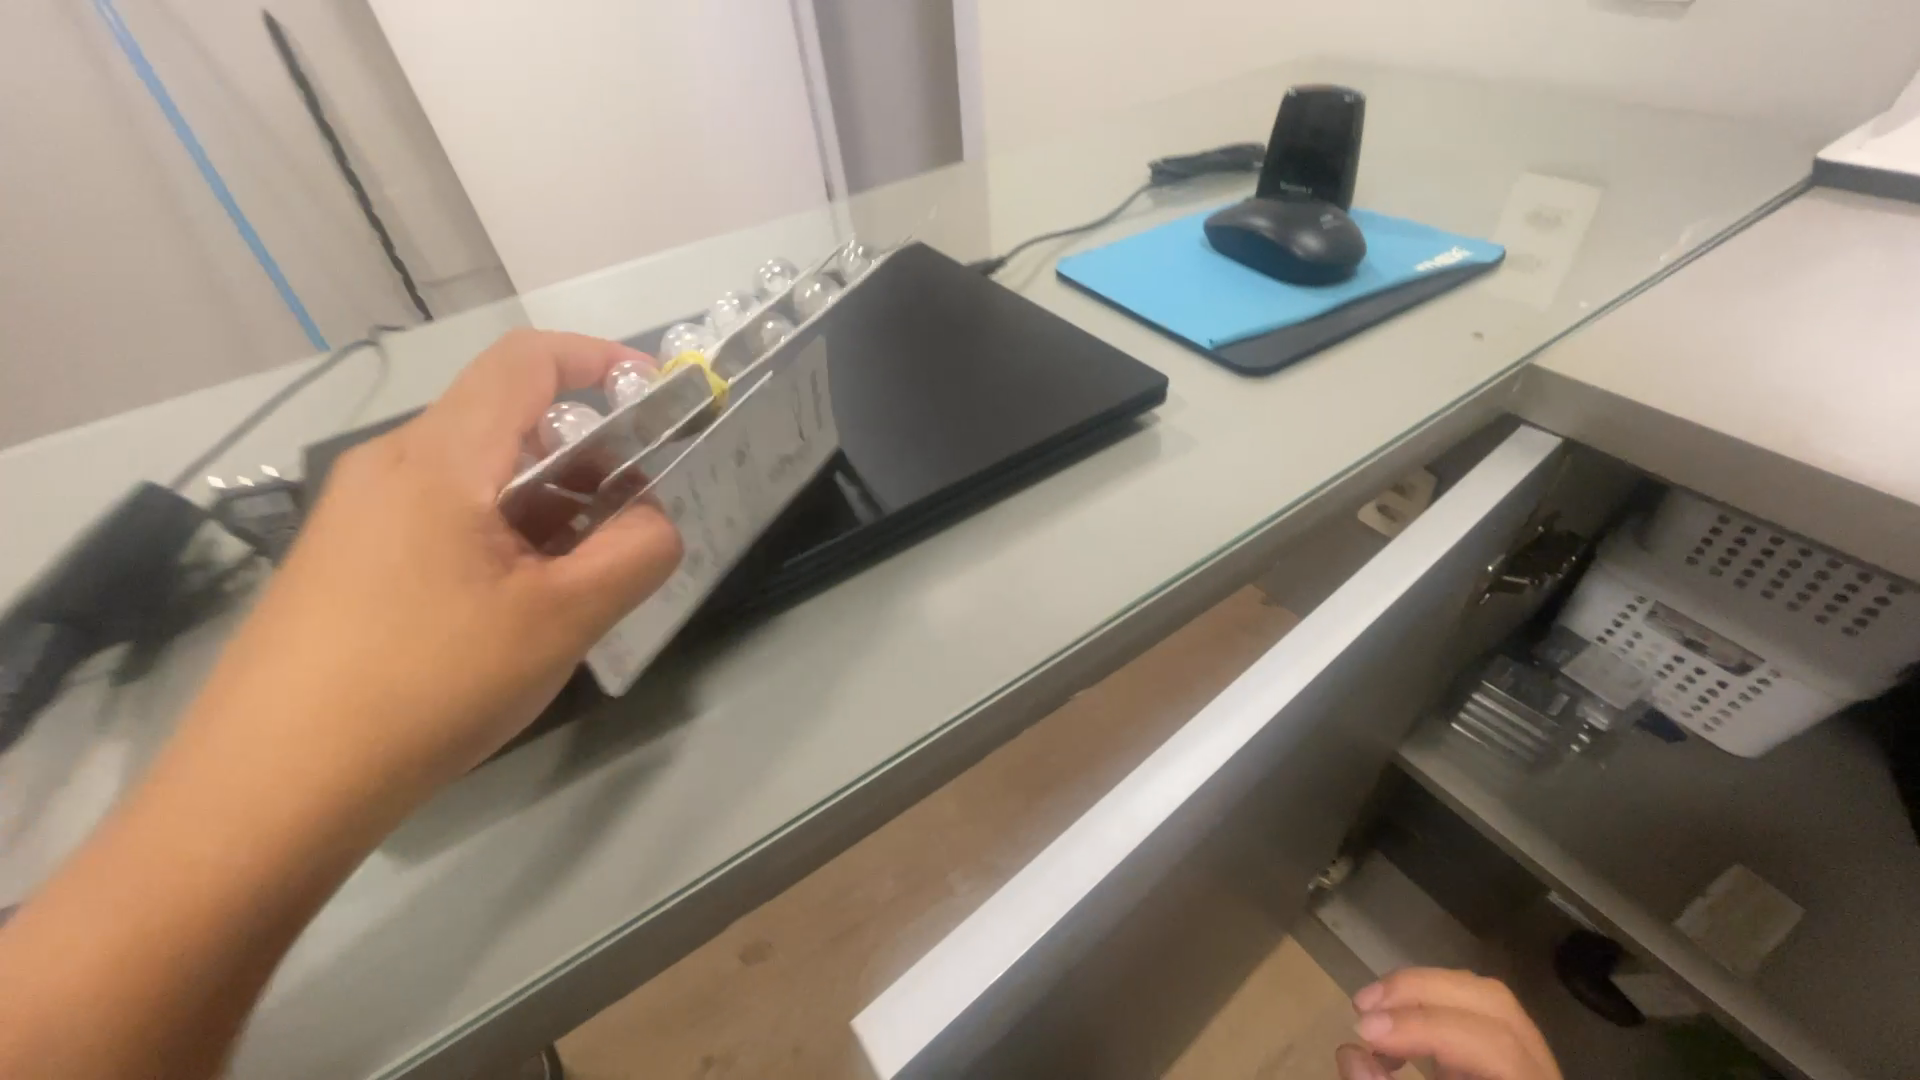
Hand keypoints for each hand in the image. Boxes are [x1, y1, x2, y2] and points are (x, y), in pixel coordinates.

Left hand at [181, 329, 681, 807]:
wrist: (272, 791)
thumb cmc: (428, 685)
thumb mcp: (563, 619)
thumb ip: (636, 553)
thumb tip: (656, 519)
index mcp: (440, 459)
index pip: (527, 361)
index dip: (601, 358)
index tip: (660, 398)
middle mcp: (393, 467)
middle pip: (511, 423)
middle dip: (592, 458)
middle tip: (634, 524)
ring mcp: (364, 516)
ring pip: (484, 478)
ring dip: (554, 506)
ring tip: (587, 579)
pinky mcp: (353, 561)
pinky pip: (451, 519)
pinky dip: (511, 537)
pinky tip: (526, 606)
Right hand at [1337, 968, 1560, 1079]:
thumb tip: (1351, 1051)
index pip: (1497, 1047)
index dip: (1425, 1029)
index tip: (1364, 1032)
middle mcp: (1546, 1075)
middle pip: (1495, 1003)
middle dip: (1419, 993)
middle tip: (1362, 1010)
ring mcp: (1536, 1065)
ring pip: (1488, 998)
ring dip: (1420, 993)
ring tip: (1371, 1012)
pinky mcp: (1514, 1059)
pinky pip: (1477, 1012)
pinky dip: (1428, 1006)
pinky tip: (1395, 1031)